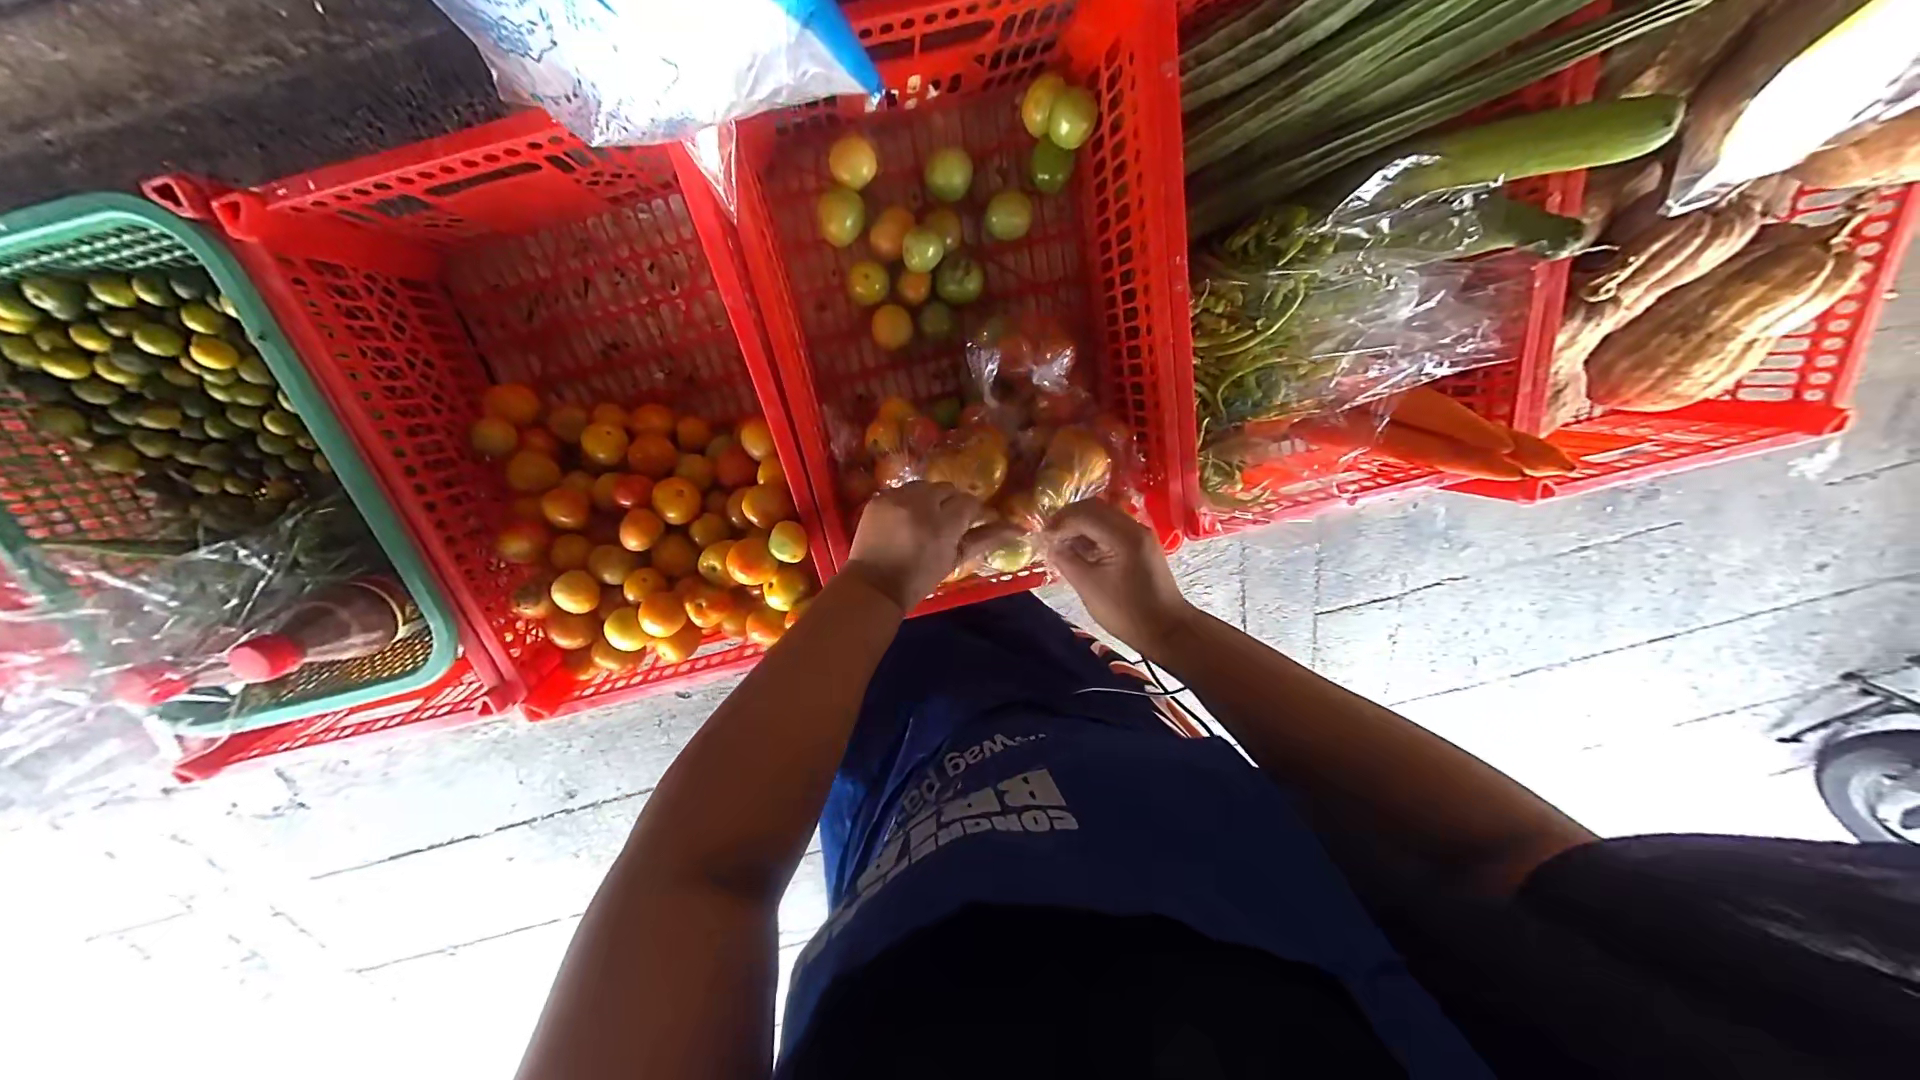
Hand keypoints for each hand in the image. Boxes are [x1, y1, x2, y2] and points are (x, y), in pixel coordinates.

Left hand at [845, 482, 1005, 611]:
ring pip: (924, 486)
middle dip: (950, 504)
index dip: (972, 512)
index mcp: (942, 524)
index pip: (968, 502)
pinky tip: (906, 519)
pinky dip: (908, 501)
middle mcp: (919, 504)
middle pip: (947, 489)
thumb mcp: (955, 560)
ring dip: (929, 499)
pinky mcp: (878, 498)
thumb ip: (985, 539)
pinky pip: (902, 490)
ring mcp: (895, 498)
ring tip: (925, 519)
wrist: (874, 585)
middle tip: (947, 524)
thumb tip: (1018, 528)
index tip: (970, 524)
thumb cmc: (919, 579)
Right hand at [1042, 499, 1194, 659]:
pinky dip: (1092, 534)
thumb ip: (1066, 560)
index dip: (1059, 523)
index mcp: (1124, 536)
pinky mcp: (1140, 545)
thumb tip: (1050, 544)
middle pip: (1094, 508)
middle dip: (1068, 519)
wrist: (1167, 630)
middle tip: (1049, 537)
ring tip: (1061, 544)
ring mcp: (1140, 535)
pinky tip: (1079, 550)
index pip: (1084, 514)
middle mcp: (1134, 527)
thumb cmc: (1126, 612)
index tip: (1042, 538)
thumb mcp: (1088, 587)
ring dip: (1079, 525)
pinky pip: (1111, 528)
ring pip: (1103, 516)